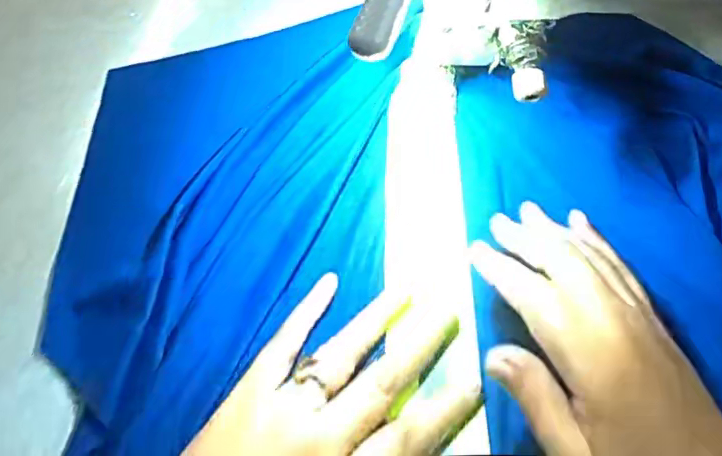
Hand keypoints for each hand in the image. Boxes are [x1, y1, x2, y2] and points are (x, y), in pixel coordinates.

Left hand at [184, 274, 480, 455]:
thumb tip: (405, 444)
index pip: (407, 438)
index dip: (446, 407)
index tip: (477, 376)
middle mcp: (316, 438)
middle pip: (382, 383)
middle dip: (421, 345)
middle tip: (453, 308)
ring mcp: (278, 410)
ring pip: (340, 355)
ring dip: (376, 319)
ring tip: (408, 286)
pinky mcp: (243, 397)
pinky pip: (279, 349)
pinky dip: (304, 313)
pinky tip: (328, 282)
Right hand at [469, 203, 721, 455]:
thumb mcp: (576, 450)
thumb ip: (537, 397)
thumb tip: (494, 352)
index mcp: (589, 349)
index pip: (535, 295)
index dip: (503, 269)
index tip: (475, 248)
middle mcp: (613, 313)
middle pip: (564, 262)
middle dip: (528, 238)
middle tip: (497, 220)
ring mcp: (636, 307)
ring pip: (590, 255)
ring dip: (557, 230)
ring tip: (530, 210)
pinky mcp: (651, 311)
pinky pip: (618, 262)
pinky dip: (596, 238)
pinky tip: (582, 223)